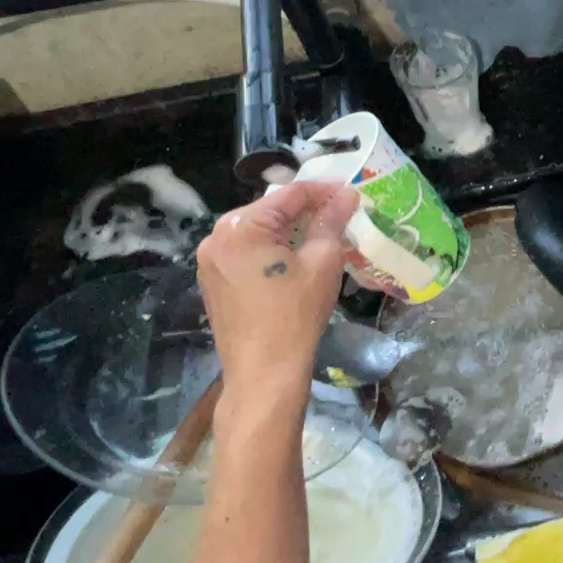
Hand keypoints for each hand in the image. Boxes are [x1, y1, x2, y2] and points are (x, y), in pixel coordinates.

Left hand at [196, 182, 358, 411]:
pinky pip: (249, 252)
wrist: (264, 372)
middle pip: (271, 211)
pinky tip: (299, 259)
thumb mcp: (323, 261)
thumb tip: (347, 195)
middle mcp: (217, 237)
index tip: (351, 189)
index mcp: (240, 226)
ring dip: (291, 230)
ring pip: (260, 232)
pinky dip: (275, 249)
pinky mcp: (214, 282)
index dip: (324, 189)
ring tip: (325, 234)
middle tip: (341, 212)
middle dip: (307, 210)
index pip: (289, 194)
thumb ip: (332, 221)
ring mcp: (211, 261)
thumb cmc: (295, 313)